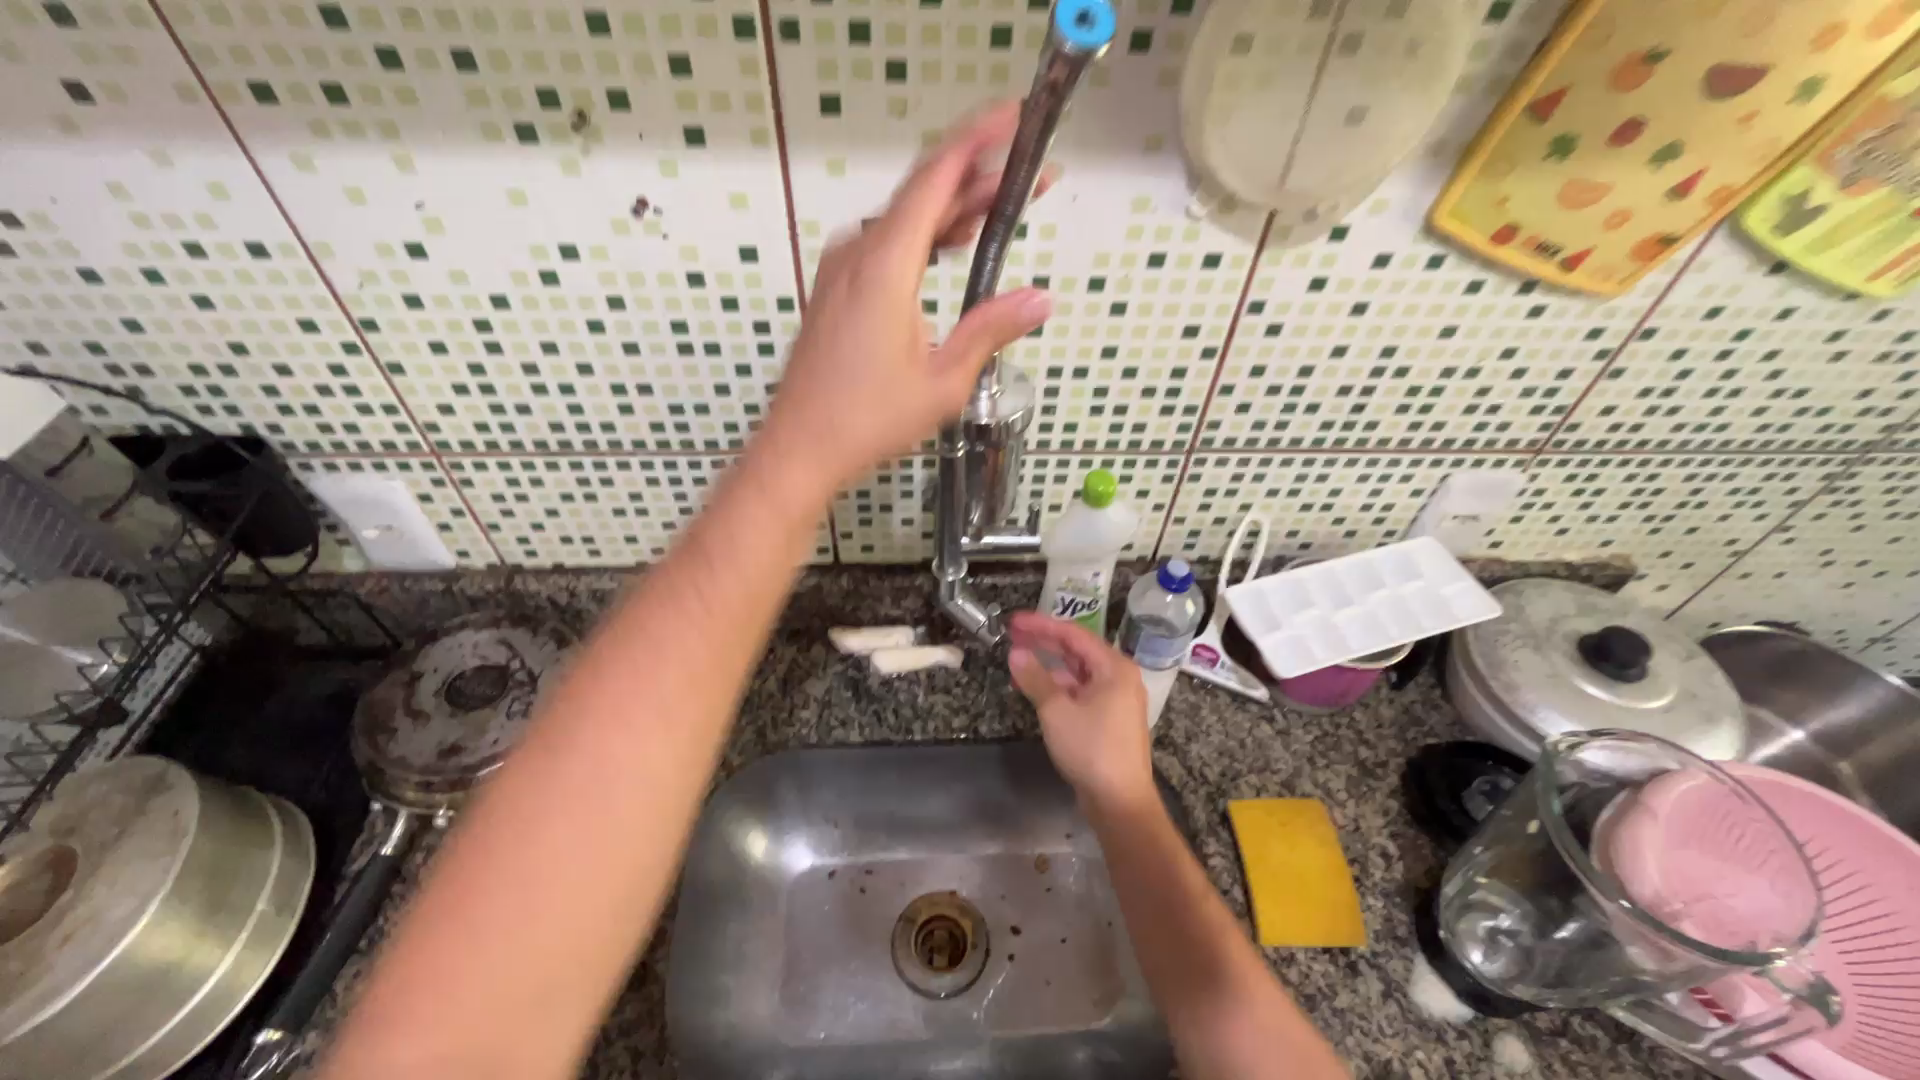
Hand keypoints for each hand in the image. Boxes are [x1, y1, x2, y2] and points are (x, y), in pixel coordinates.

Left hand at [759, 100, 1057, 490]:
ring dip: (954, 208)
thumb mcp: (943, 380)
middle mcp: (860, 252)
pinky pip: (887, 242)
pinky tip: (954, 245)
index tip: (1015, 119)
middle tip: (1032, 178)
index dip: (978, 140)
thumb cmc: (868, 419)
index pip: (936, 177)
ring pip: (905, 217)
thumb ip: (990, 330)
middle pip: (924, 193)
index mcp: (886, 264)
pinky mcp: (838, 287)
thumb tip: (1039, 300)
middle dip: (980, 178)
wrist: (801, 446)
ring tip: (1004, 207)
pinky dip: (926, 235)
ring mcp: (843, 268)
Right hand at [1006, 611, 1154, 811]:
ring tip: (1020, 664)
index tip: (1014, 621)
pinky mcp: (1110, 720)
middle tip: (1013, 636)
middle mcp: (1120, 678)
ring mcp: (1117, 700)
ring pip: (1079, 673)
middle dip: (1045, 643)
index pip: (1074, 634)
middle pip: (1078, 651)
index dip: (1042, 625)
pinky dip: (1060, 687)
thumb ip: (1035, 678)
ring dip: (1050, 667)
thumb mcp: (1057, 711)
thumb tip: (1015, 653)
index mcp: (1114, 668)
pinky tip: (1038, 691)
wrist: (1120, 800)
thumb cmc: (1091, 749)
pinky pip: (1082, 692)